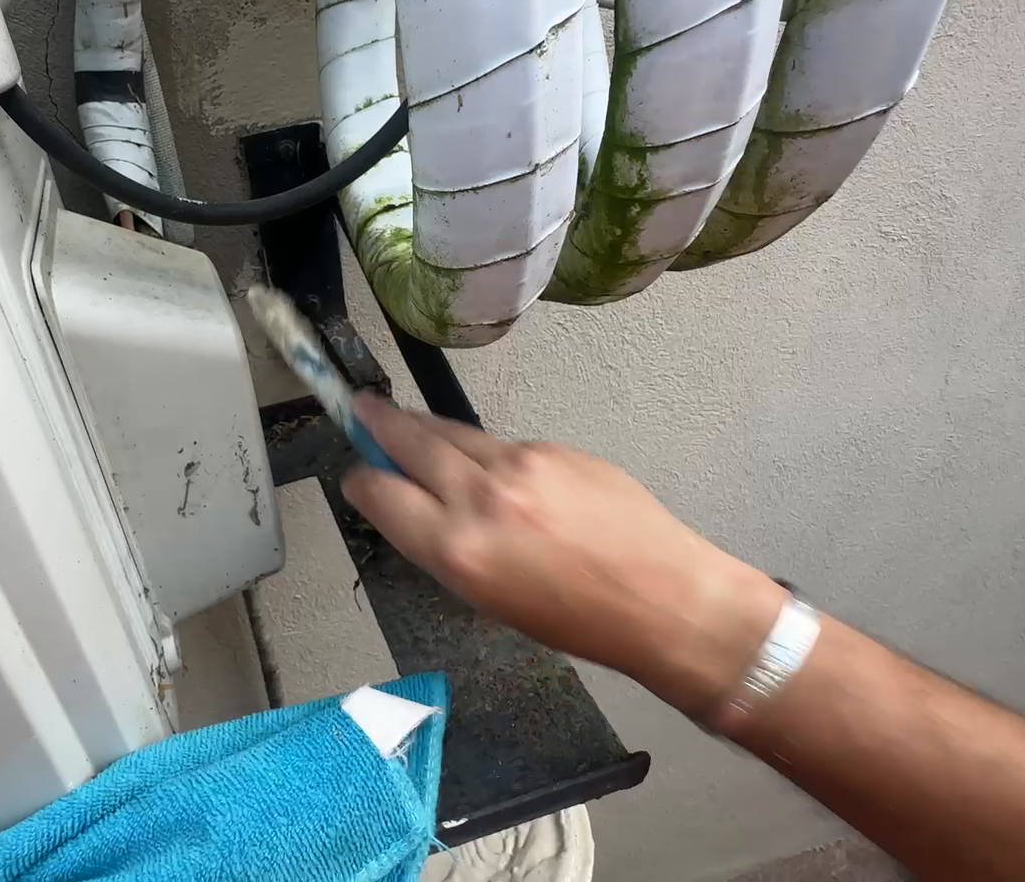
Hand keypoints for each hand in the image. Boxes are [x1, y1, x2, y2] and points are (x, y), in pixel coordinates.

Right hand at [342, 394, 786, 715]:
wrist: (669, 600)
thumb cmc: (575, 621)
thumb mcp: (487, 598)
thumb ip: (441, 543)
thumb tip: (411, 502)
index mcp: (457, 549)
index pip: (380, 492)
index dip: (360, 480)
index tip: (355, 473)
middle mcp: (480, 497)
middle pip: (410, 440)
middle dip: (378, 421)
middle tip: (361, 404)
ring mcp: (520, 463)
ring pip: (454, 431)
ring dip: (426, 427)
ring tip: (409, 420)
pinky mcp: (553, 447)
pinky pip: (502, 443)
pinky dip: (486, 451)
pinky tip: (497, 469)